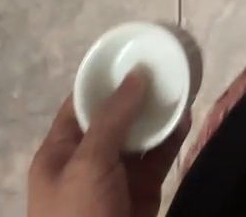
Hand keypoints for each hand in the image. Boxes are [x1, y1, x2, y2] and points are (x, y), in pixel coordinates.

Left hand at [28, 71, 187, 216]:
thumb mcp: (87, 166)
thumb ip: (112, 118)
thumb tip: (136, 74)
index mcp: (59, 155)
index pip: (81, 105)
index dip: (105, 79)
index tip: (133, 52)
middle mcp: (87, 162)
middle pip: (115, 116)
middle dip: (139, 92)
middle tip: (166, 64)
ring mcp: (116, 178)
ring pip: (140, 134)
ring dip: (159, 113)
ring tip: (182, 85)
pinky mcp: (142, 192)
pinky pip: (159, 156)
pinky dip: (173, 137)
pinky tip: (186, 117)